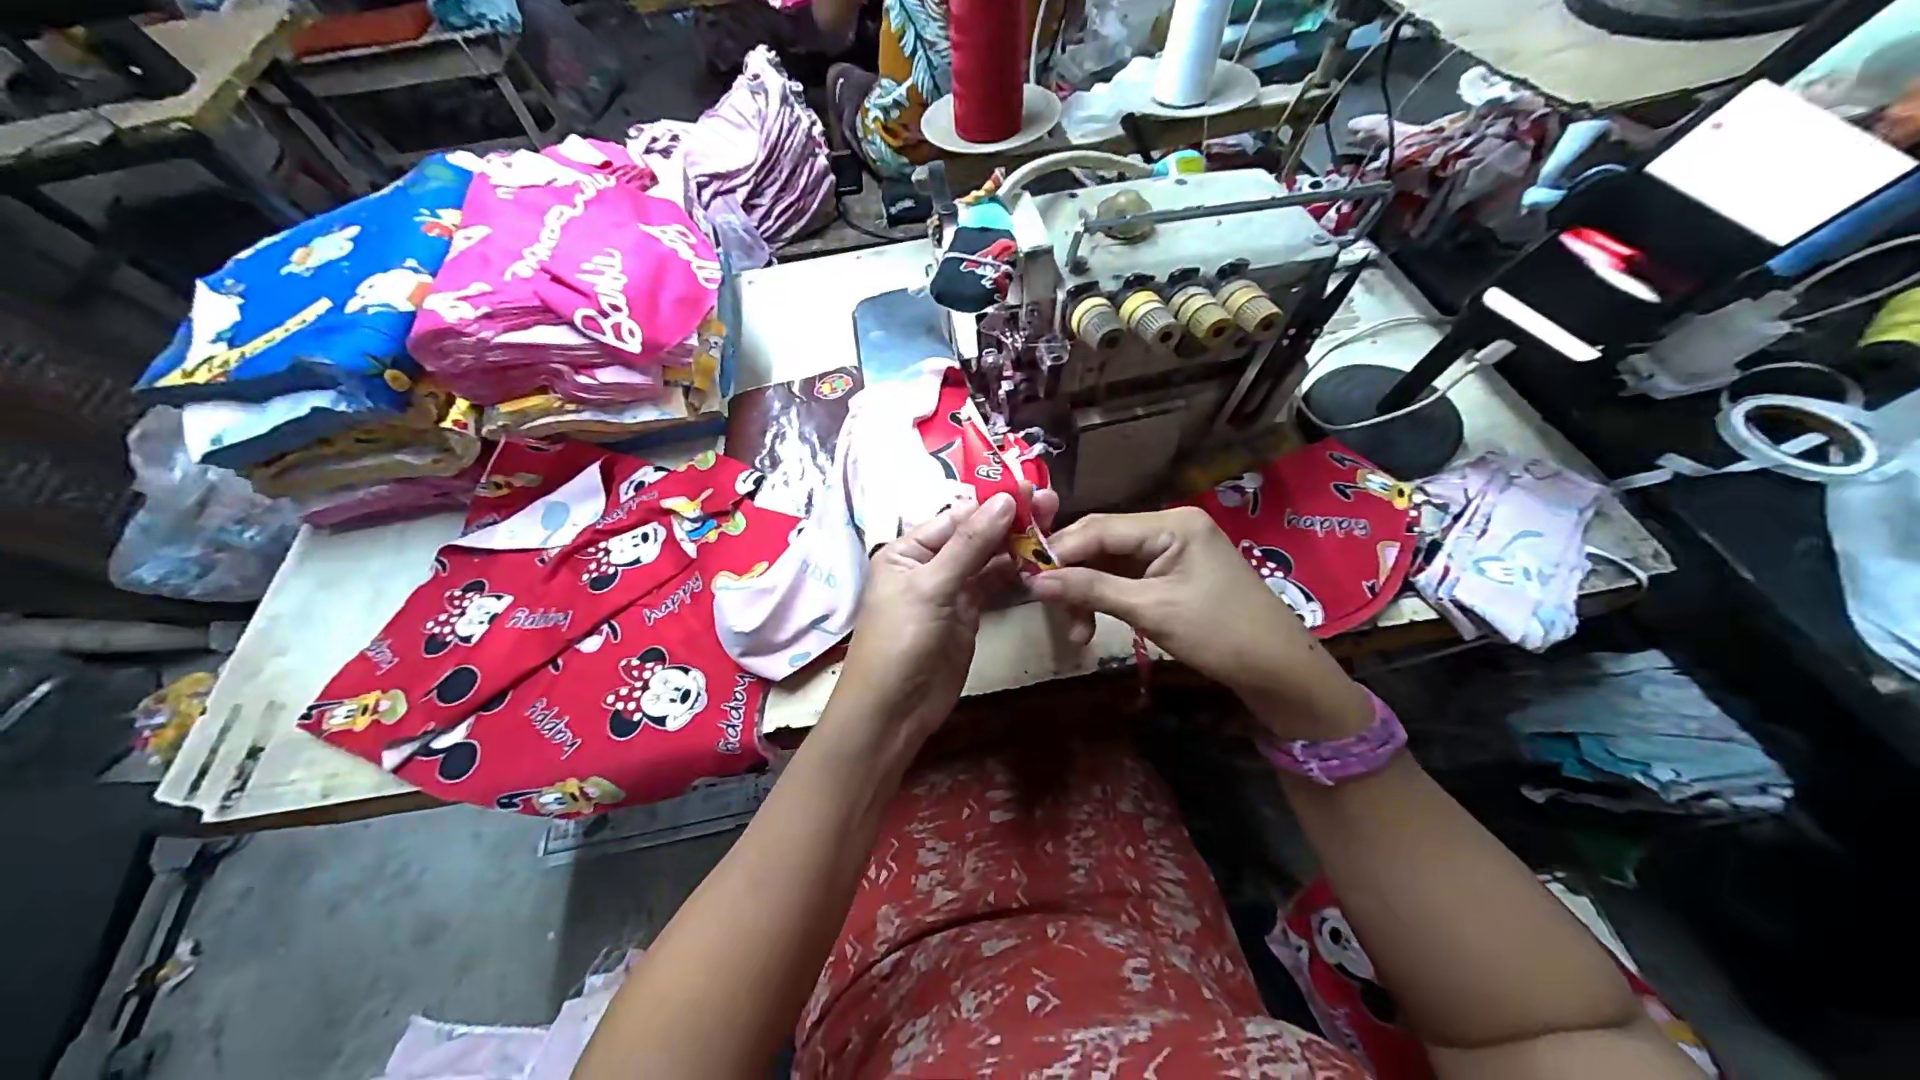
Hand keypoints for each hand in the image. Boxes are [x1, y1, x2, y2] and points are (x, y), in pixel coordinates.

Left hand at [827, 489, 1060, 758]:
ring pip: (987, 559)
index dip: (992, 503)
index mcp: (907, 550)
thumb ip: (969, 544)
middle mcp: (929, 564)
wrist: (894, 710)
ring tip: (1053, 526)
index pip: (955, 517)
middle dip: (1010, 521)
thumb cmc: (900, 641)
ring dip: (1016, 545)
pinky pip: (993, 585)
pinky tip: (1038, 560)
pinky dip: (1014, 573)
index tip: (1032, 490)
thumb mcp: (931, 587)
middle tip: (1052, 504)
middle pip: (974, 535)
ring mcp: (951, 590)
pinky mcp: (968, 614)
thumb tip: (1005, 501)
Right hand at [1026, 507, 1371, 738]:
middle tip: (1046, 605)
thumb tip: (1035, 582)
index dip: (1059, 551)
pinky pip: (1126, 577)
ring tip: (1076, 632)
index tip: (1026, 576)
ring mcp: (1171, 548)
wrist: (1278, 668)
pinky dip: (1106, 599)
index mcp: (1171, 523)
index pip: (1099, 527)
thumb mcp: (1150, 610)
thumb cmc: (1219, 633)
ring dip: (1087, 593)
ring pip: (1109, 562)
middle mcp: (1169, 525)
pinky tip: (1092, 624)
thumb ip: (1091, 590)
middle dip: (1072, 575)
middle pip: (1101, 542)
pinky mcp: (1172, 571)